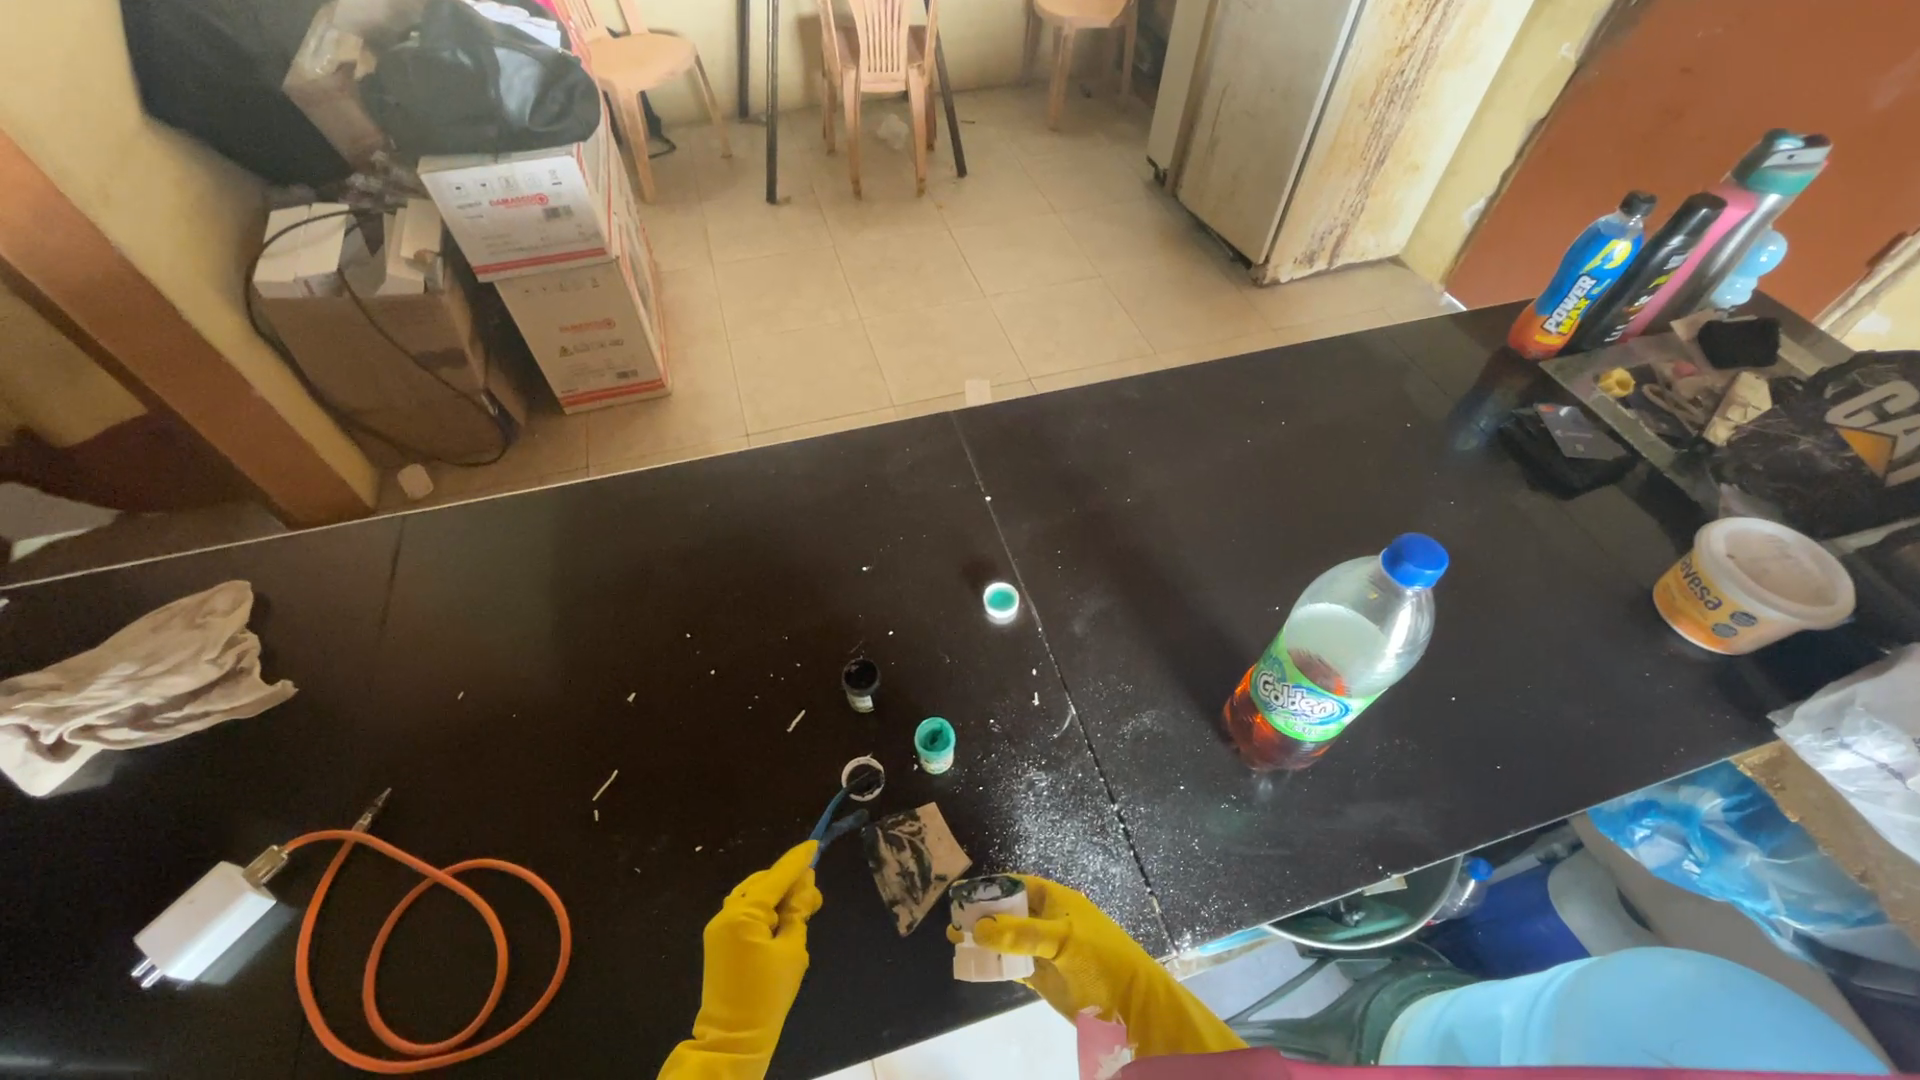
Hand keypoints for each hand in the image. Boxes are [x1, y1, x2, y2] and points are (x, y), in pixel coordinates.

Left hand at [659, 842, 822, 1079]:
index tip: (814, 843)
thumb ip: (798, 913)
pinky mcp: (719, 941)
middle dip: (789, 883)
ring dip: (777, 896)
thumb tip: (804, 886)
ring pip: (753, 896)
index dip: (798, 861)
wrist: (733, 1038)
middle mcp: (727, 913)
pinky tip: (782, 920)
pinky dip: (764, 909)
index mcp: (744, 914)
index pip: (777, 877)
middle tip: (814, 895)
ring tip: (802, 908)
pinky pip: (745, 912)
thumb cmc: (768, 994)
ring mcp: (719, 927)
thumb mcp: (793, 950)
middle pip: (763, 883)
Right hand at [948, 874, 1243, 1058]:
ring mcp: (1042, 948)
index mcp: (1055, 900)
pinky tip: (973, 964)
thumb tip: (979, 928)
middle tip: (953, 920)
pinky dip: (993, 964)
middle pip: (1007, 912)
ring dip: (983, 940)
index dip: (991, 888)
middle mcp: (1046, 920)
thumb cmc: (1101, 959)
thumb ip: (1021, 934)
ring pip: (1006, 939)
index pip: (1017, 885)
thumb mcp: (1063, 939)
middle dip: (982, 915)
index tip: (963, 894)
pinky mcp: (1041, 975)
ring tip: (955, 940)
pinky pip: (1011, 965)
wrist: (1132, 1005)